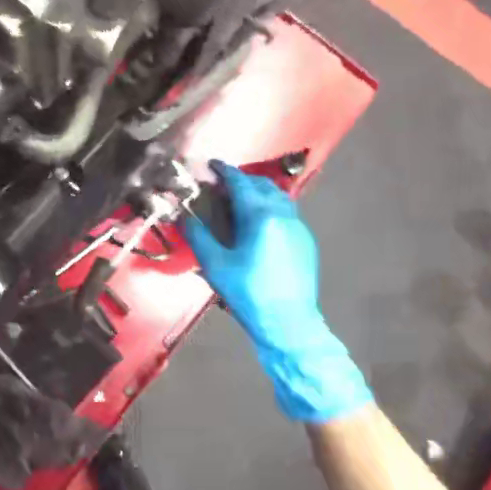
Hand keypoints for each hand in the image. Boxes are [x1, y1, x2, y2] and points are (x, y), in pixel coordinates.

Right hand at [183, 161, 371, 423]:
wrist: (290, 324)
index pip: (240, 182)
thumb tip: (184, 216)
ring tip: (239, 203)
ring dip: (258, 193)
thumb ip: (199, 236)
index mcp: (261, 216)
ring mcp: (299, 227)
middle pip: (262, 184)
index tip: (212, 164)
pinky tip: (258, 225)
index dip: (224, 171)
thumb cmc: (249, 294)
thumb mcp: (216, 266)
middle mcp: (284, 214)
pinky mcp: (306, 241)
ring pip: (278, 197)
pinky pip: (286, 213)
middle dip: (242, 180)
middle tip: (222, 186)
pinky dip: (270, 208)